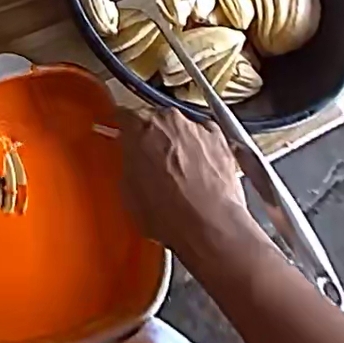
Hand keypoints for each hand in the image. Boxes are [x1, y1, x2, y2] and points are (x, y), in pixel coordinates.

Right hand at [119, 107, 257, 259]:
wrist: (211, 228)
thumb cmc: (169, 214)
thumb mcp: (128, 191)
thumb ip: (128, 162)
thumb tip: (132, 161)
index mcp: (139, 126)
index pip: (125, 114)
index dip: (125, 127)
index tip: (125, 134)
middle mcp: (168, 119)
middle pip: (155, 119)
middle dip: (153, 136)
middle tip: (153, 161)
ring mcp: (195, 127)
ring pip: (181, 127)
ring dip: (179, 142)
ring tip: (182, 172)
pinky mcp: (219, 140)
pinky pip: (206, 135)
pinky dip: (203, 147)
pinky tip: (202, 169)